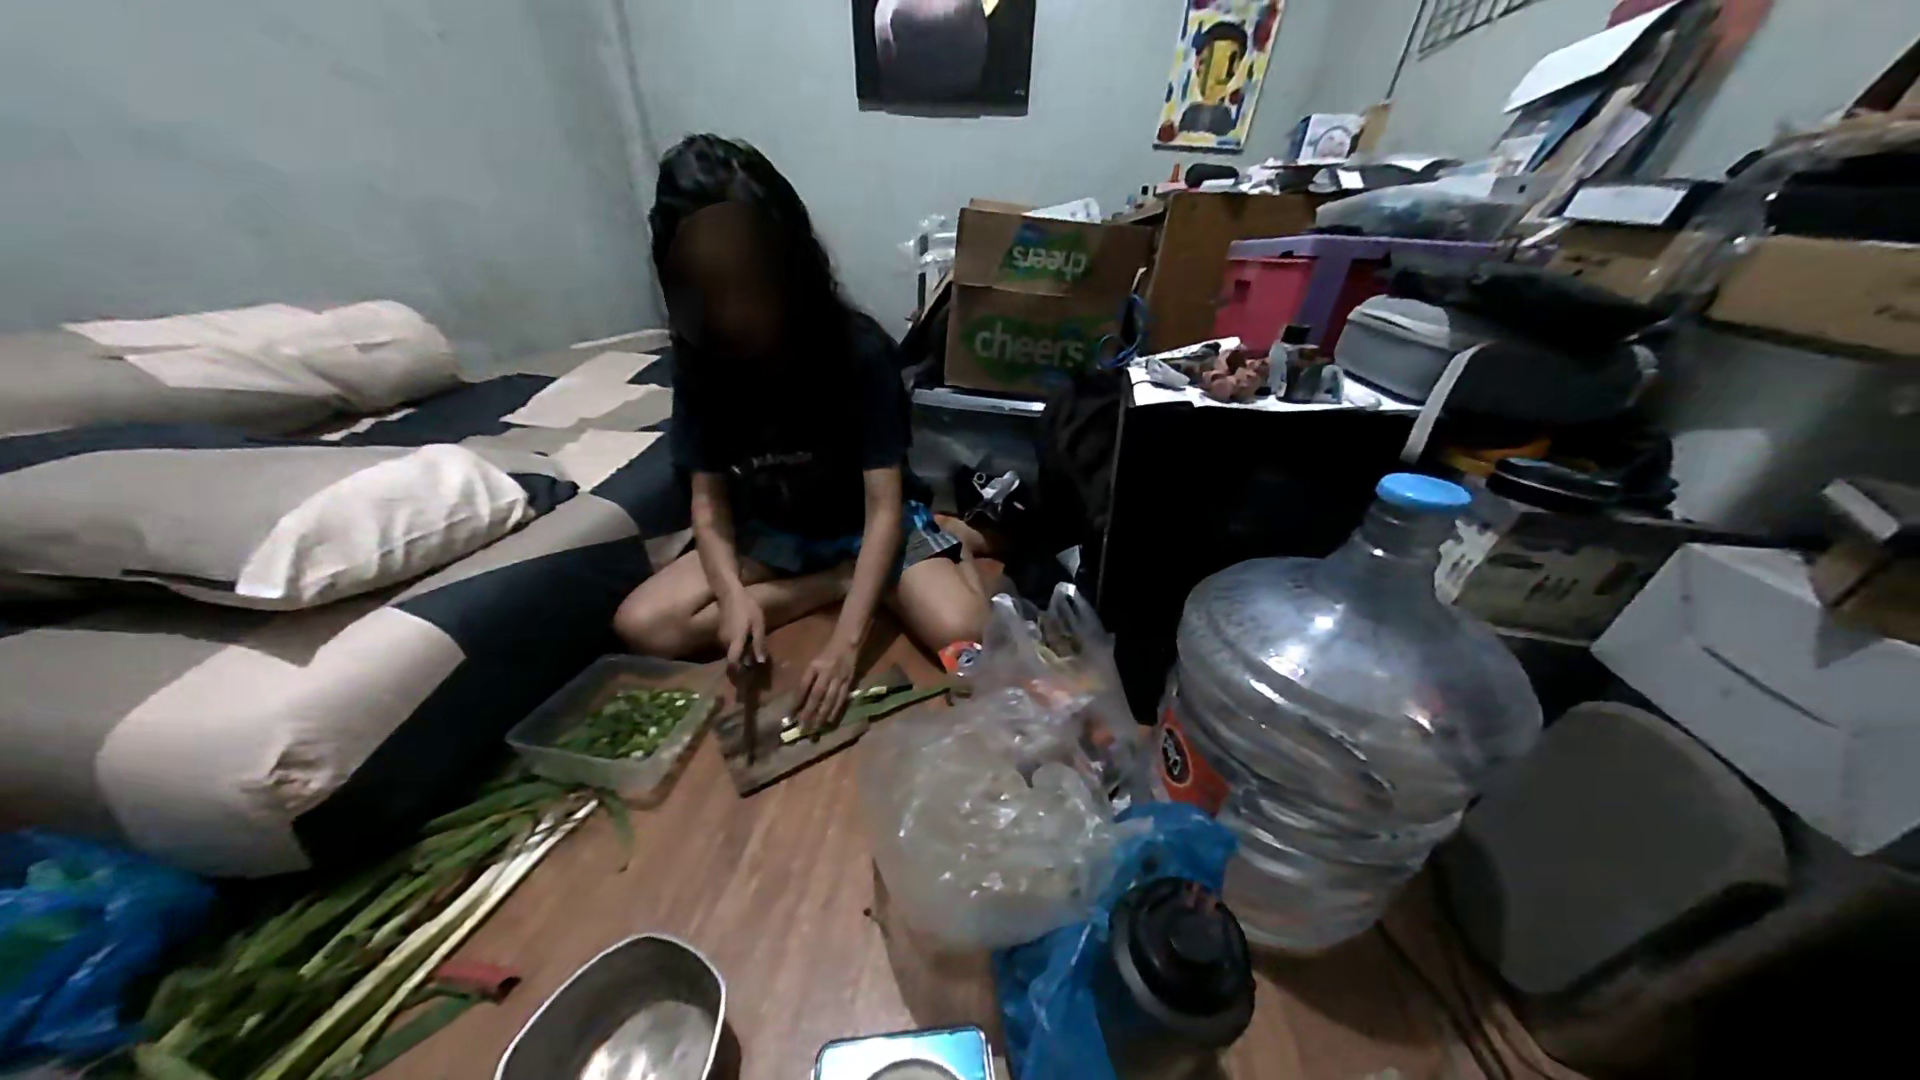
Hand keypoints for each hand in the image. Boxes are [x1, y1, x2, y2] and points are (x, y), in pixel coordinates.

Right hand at [716, 587, 766, 670]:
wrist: (731, 594)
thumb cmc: (747, 608)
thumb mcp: (758, 625)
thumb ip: (759, 643)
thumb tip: (760, 661)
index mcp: (735, 641)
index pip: (733, 661)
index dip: (738, 670)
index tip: (747, 674)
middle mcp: (725, 642)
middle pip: (734, 657)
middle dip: (744, 661)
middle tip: (757, 661)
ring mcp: (721, 637)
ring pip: (732, 650)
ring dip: (742, 652)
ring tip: (755, 650)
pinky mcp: (721, 633)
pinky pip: (731, 644)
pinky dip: (738, 645)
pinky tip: (748, 640)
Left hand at [794, 635, 858, 735]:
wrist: (847, 642)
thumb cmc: (826, 653)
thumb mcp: (813, 663)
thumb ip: (806, 679)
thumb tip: (797, 701)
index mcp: (815, 666)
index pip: (803, 686)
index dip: (796, 702)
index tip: (790, 716)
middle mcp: (827, 673)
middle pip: (817, 695)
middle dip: (809, 713)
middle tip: (803, 728)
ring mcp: (839, 678)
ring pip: (830, 699)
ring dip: (822, 715)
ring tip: (815, 729)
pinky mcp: (849, 682)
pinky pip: (841, 699)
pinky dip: (835, 711)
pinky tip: (830, 721)